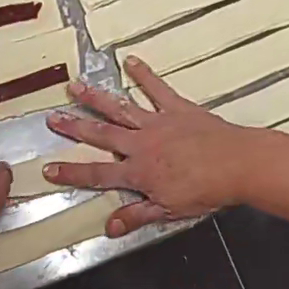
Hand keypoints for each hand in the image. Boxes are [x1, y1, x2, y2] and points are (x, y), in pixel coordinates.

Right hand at [44, 56, 276, 236]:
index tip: (48, 169)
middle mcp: (141, 144)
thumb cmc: (206, 191)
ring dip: (96, 99)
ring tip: (75, 87)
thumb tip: (109, 227)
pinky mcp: (177, 109)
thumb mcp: (168, 210)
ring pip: (120, 109)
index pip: (96, 174)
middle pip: (100, 135)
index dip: (71, 173)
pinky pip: (158, 90)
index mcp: (137, 172)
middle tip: (52, 118)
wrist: (240, 164)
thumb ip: (136, 216)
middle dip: (74, 128)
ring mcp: (158, 124)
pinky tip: (130, 61)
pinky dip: (144, 75)